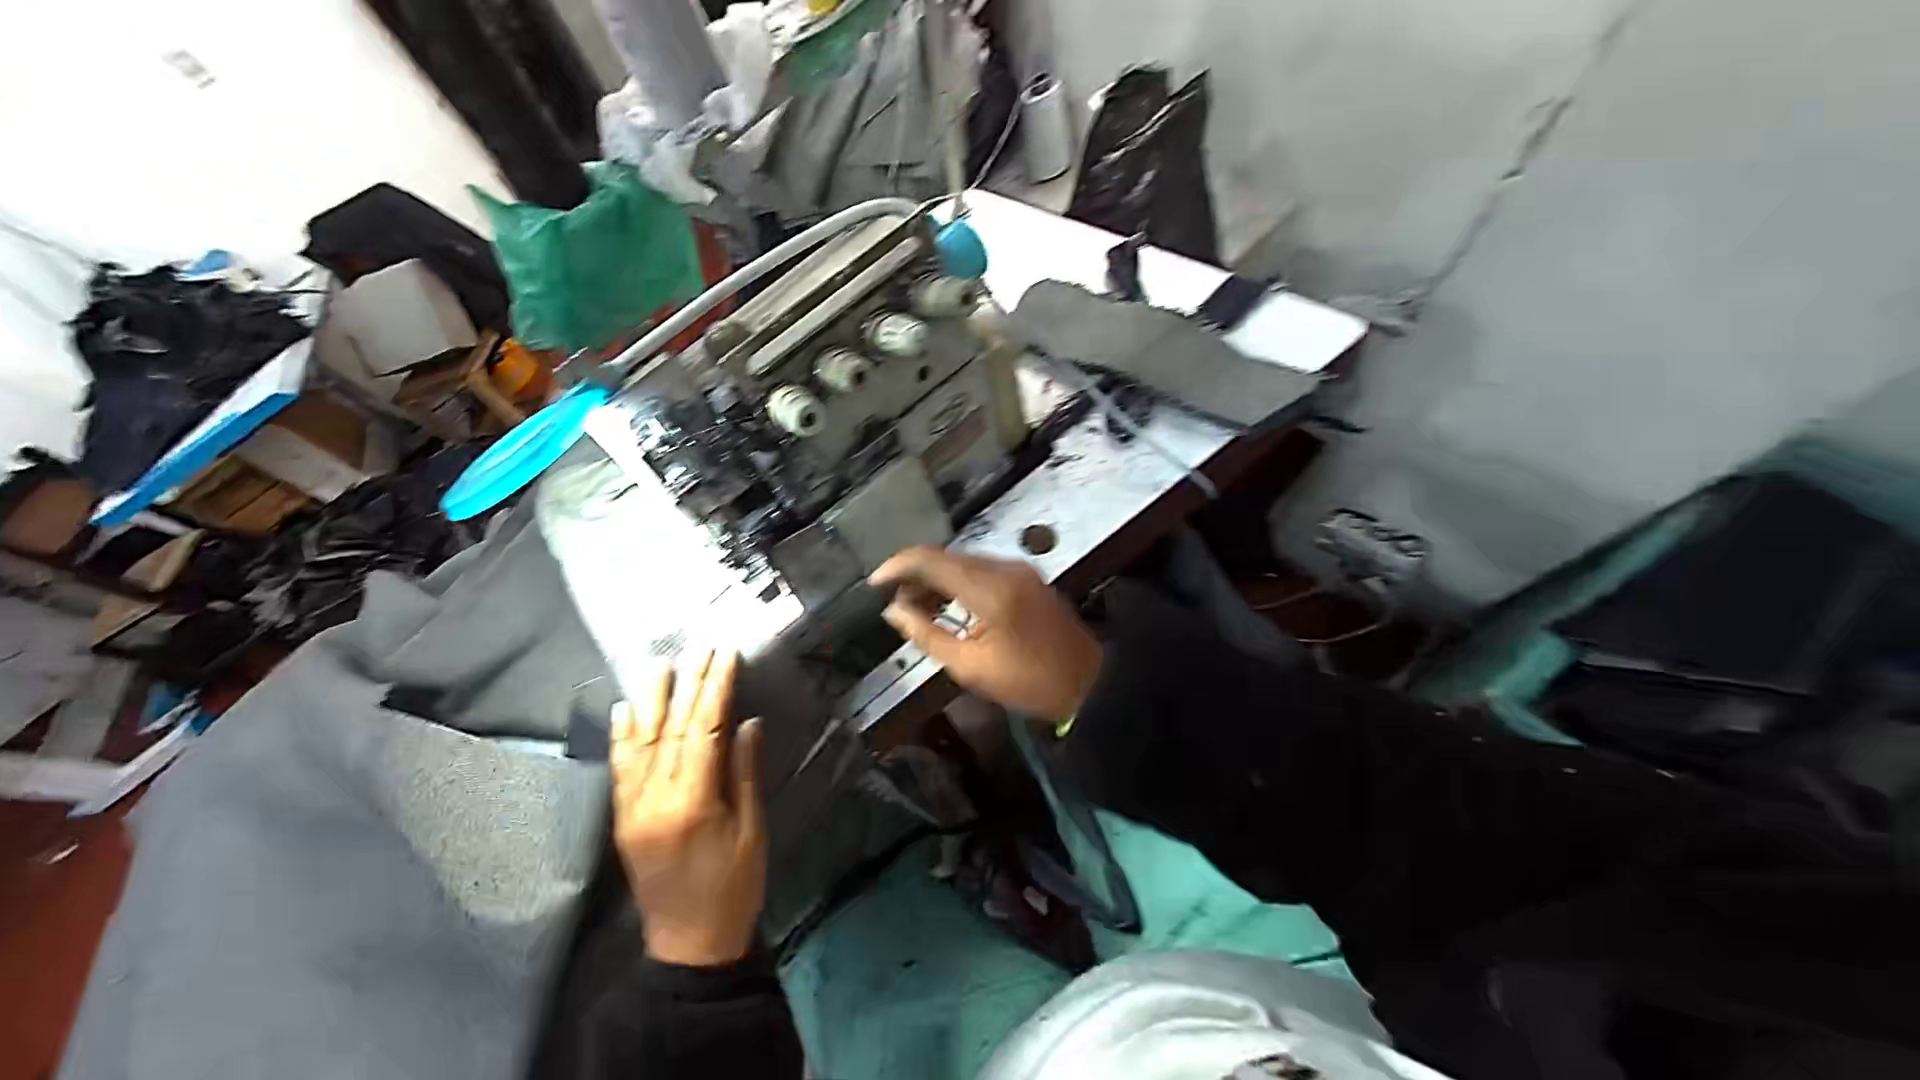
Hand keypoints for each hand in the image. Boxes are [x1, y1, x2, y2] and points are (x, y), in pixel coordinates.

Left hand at [610, 650, 767, 967]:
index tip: (726, 656)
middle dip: (688, 684)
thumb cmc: (733, 887)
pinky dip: (622, 737)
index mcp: (691, 802)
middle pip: (671, 729)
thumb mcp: (751, 830)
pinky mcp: (623, 819)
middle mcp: (653, 799)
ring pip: (639, 744)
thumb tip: (746, 723)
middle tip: (699, 648)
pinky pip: (620, 770)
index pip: (703, 730)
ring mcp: (632, 809)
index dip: (716, 690)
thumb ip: (744, 773)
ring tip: (659, 665)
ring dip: (650, 700)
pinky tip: (624, 711)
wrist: (689, 944)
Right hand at [870, 547, 1102, 719]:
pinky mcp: (1026, 576)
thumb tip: (894, 611)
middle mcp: (1005, 568)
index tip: (875, 582)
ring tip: (914, 606)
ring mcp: (1019, 569)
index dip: (897, 566)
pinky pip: (981, 569)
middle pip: (946, 556)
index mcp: (990, 589)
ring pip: (963, 561)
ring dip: (935, 577)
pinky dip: (957, 581)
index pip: (932, 560)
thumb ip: (927, 635)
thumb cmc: (1030, 682)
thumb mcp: (970, 667)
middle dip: (914, 573)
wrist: (1090, 682)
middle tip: (893, 600)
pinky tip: (945, 603)